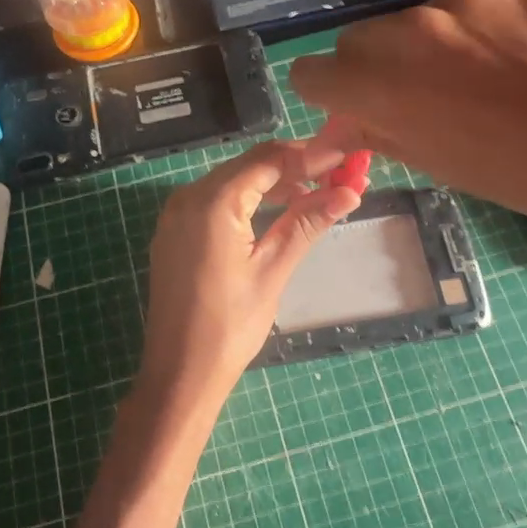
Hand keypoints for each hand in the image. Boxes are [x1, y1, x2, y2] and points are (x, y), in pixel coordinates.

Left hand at [139, 139, 362, 404]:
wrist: (180, 373)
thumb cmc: (229, 327)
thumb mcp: (273, 271)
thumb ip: (307, 223)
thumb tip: (350, 191)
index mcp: (212, 202)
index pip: (269, 160)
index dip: (311, 155)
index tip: (348, 155)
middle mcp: (188, 196)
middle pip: (250, 165)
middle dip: (296, 166)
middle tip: (341, 173)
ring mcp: (177, 213)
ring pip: (234, 180)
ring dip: (275, 182)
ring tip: (320, 192)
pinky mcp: (176, 230)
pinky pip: (217, 199)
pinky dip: (250, 199)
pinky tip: (280, 210)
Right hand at [291, 0, 526, 239]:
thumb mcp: (443, 167)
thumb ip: (381, 133)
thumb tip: (340, 127)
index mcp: (384, 84)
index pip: (312, 72)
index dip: (328, 95)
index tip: (353, 110)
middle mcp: (414, 28)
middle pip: (363, 39)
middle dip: (378, 68)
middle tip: (424, 100)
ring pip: (424, 20)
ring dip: (438, 47)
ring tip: (494, 82)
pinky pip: (479, 4)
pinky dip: (489, 28)